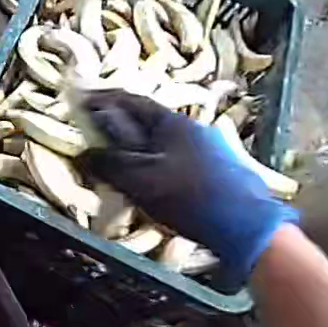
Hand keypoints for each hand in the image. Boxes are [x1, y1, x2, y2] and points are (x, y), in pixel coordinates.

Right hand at [79, 90, 295, 278]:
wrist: (246, 226)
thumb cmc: (188, 195)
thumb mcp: (139, 180)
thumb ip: (108, 164)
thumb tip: (83, 155)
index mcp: (170, 123)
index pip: (130, 101)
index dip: (103, 99)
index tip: (81, 101)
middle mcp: (189, 129)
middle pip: (144, 121)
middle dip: (117, 126)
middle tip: (94, 135)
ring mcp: (204, 150)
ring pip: (158, 142)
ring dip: (134, 148)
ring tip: (116, 162)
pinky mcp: (212, 171)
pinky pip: (170, 159)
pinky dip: (150, 164)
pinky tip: (145, 182)